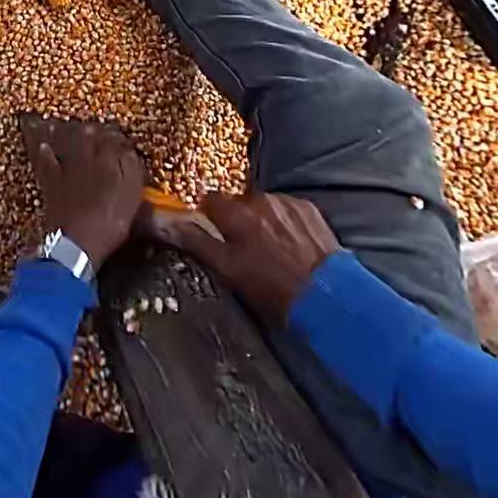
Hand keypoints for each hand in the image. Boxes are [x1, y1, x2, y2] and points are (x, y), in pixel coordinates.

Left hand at [27, 121, 144, 265]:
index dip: (120, 139)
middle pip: (93, 137)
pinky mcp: (52, 180)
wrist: (75, 242)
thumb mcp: (130, 201)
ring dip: (81, 135)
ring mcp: (67, 168)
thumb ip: (132, 173)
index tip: (125, 141)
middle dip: (101, 132)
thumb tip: (130, 153)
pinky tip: (45, 147)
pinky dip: (47, 153)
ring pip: (74, 144)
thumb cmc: (109, 225)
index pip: (116, 141)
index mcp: (108, 163)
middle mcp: (87, 159)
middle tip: (106, 131)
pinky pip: (47, 161)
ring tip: (85, 130)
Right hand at [158, 192, 340, 327]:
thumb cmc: (272, 289)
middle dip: (239, 219)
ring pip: (263, 205)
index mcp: (235, 214)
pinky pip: (287, 209)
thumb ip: (197, 242)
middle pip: (238, 202)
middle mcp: (259, 200)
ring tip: (275, 248)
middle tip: (247, 246)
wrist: (330, 297)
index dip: (209, 215)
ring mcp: (286, 202)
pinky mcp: (309, 209)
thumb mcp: (228, 271)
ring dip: (263, 219)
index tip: (215, 231)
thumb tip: (167, 222)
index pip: (209, 200)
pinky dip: (285, 222)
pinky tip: (294, 245)